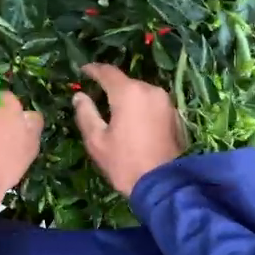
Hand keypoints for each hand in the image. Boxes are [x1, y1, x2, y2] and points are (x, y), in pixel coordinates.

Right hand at [72, 63, 184, 196]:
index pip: (107, 72)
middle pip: (126, 83)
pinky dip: (141, 109)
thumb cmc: (125, 163)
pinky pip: (152, 105)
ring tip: (116, 113)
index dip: (93, 70)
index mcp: (128, 93)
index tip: (83, 71)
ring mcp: (166, 103)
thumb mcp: (97, 141)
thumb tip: (79, 96)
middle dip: (111, 88)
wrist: (163, 185)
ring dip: (128, 99)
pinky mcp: (175, 116)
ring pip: (141, 94)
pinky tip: (134, 124)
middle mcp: (150, 90)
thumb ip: (86, 114)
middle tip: (97, 98)